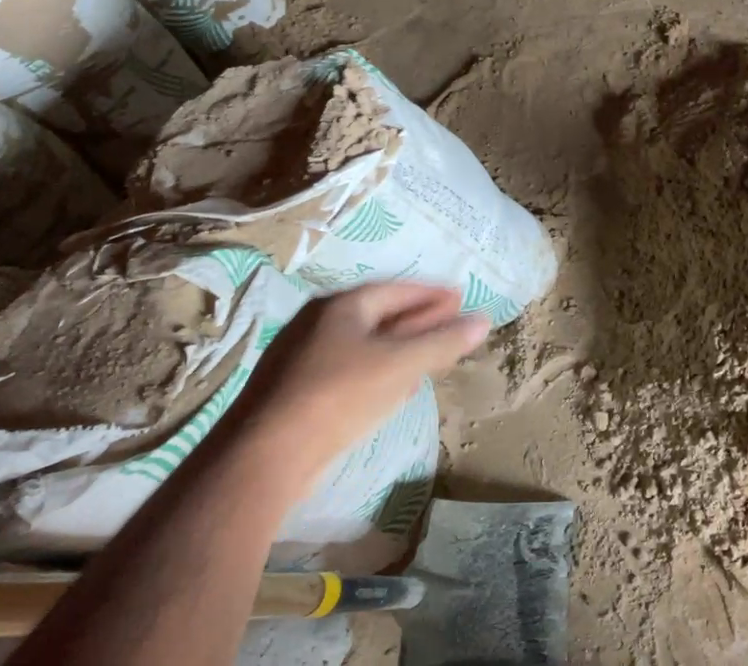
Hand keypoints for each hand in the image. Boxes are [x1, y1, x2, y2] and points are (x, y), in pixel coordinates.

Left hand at [224, 283, 491, 488]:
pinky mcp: (299, 393)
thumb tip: (482, 320)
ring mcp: (304, 359)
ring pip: (366, 344)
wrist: (265, 457)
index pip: (397, 290)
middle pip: (381, 315)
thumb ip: (443, 341)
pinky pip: (352, 370)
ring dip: (402, 347)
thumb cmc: (339, 395)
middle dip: (420, 320)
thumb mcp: (401, 364)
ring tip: (434, 353)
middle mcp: (318, 324)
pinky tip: (398, 387)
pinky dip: (382, 370)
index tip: (461, 298)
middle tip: (453, 323)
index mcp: (340, 306)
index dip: (432, 294)